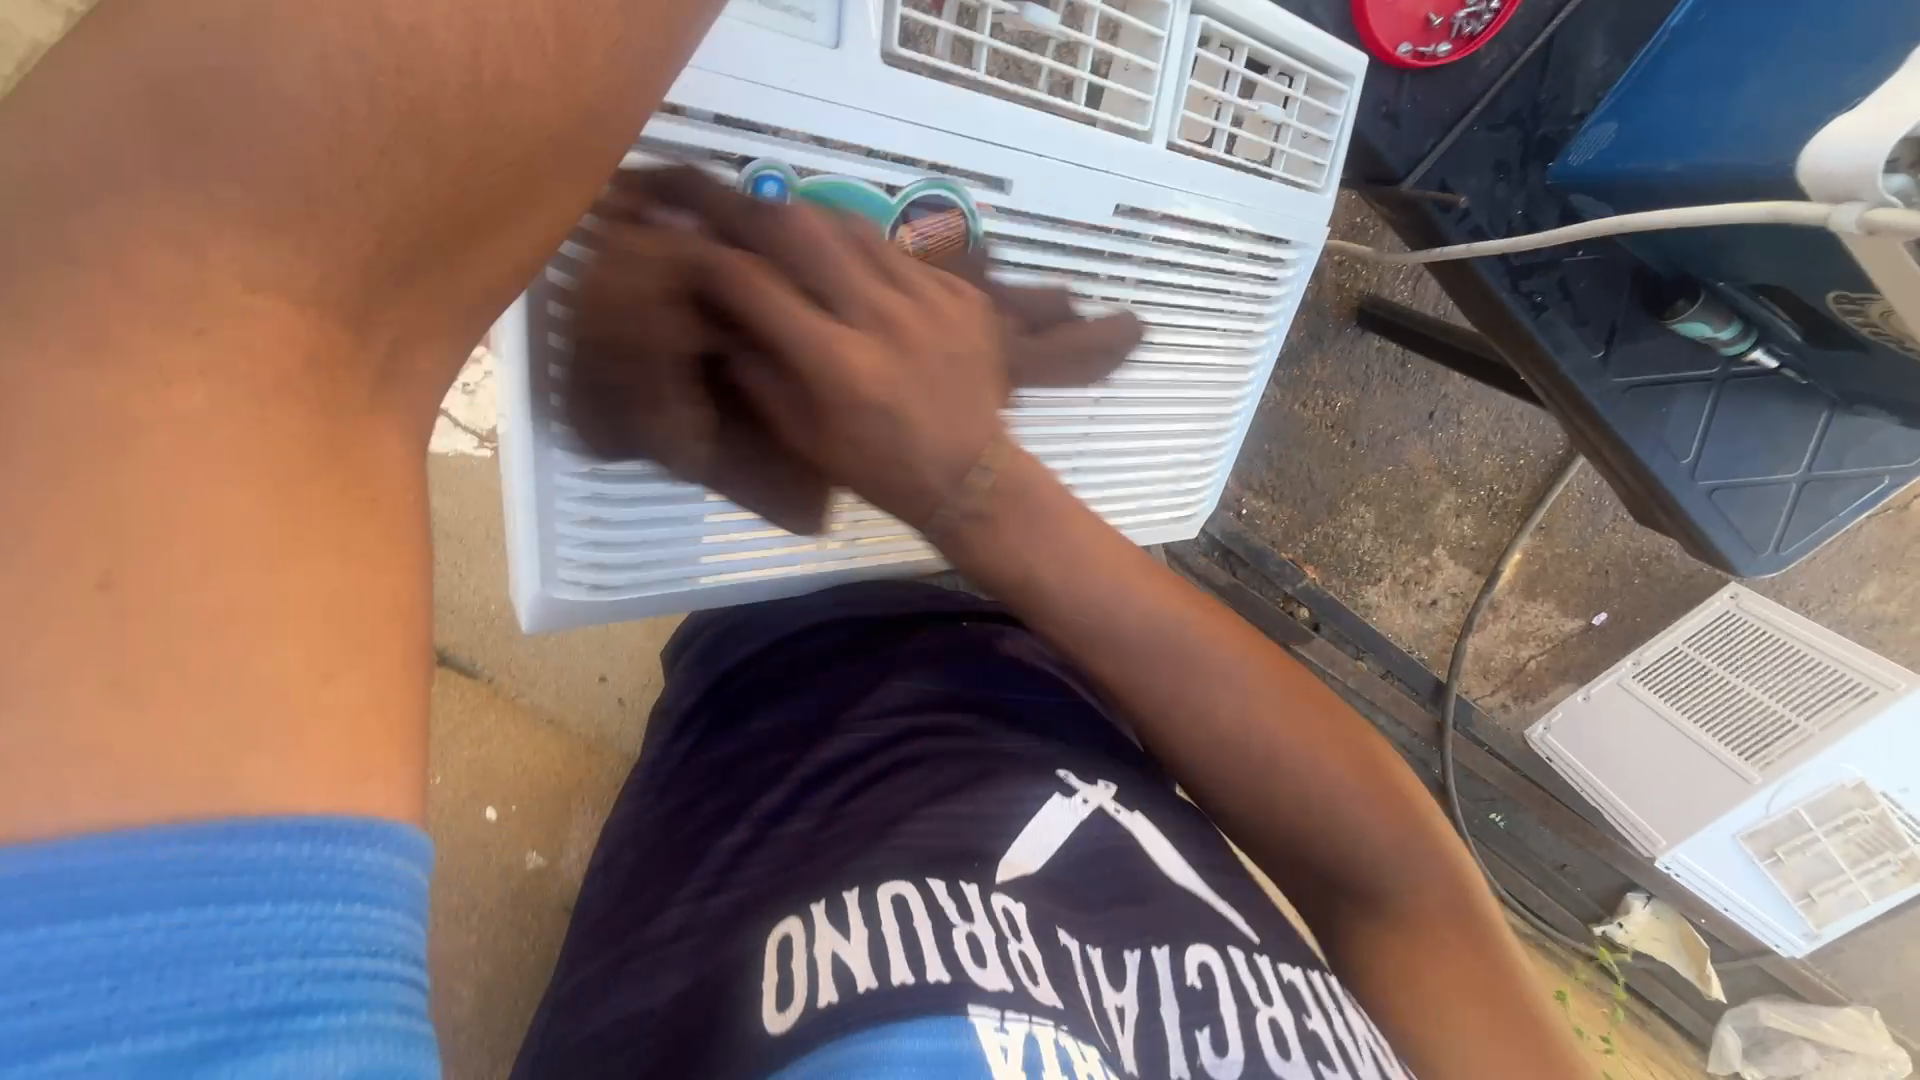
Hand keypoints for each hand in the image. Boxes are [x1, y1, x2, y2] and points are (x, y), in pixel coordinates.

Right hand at [644, 171, 1012, 531]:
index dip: (711, 258)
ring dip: (813, 226)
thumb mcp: (805, 436)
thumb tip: (719, 318)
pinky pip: (902, 251)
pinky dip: (870, 256)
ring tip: (798, 240)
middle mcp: (883, 318)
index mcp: (837, 362)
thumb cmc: (880, 468)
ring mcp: (931, 300)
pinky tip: (863, 276)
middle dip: (754, 216)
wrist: (971, 476)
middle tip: (738, 221)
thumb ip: (758, 372)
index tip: (693, 251)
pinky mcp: (964, 295)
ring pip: (853, 226)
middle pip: (799, 227)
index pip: (753, 282)